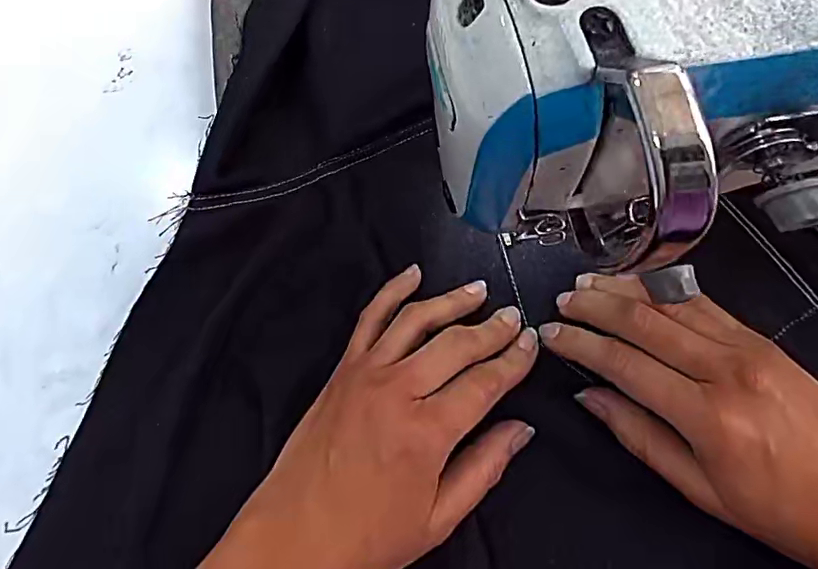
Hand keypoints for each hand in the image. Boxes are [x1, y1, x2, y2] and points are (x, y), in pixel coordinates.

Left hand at [201, 266, 538, 568]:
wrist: (288, 546)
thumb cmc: (359, 541)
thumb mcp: (436, 519)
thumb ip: (485, 468)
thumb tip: (519, 431)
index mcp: (425, 434)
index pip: (485, 382)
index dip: (514, 360)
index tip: (529, 345)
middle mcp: (397, 393)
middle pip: (458, 343)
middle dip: (494, 328)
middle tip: (512, 318)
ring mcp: (367, 374)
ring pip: (419, 319)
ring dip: (454, 300)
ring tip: (479, 291)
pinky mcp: (344, 369)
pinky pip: (371, 316)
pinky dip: (393, 290)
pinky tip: (413, 275)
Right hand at [542, 274, 817, 568]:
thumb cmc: (797, 512)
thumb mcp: (706, 494)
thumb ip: (643, 439)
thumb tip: (597, 402)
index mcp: (709, 416)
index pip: (626, 362)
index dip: (582, 344)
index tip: (556, 335)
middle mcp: (726, 368)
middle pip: (644, 320)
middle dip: (595, 305)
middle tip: (565, 298)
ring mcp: (746, 345)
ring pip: (671, 301)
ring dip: (626, 288)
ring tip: (592, 281)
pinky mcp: (761, 337)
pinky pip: (703, 302)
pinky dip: (666, 288)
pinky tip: (646, 282)